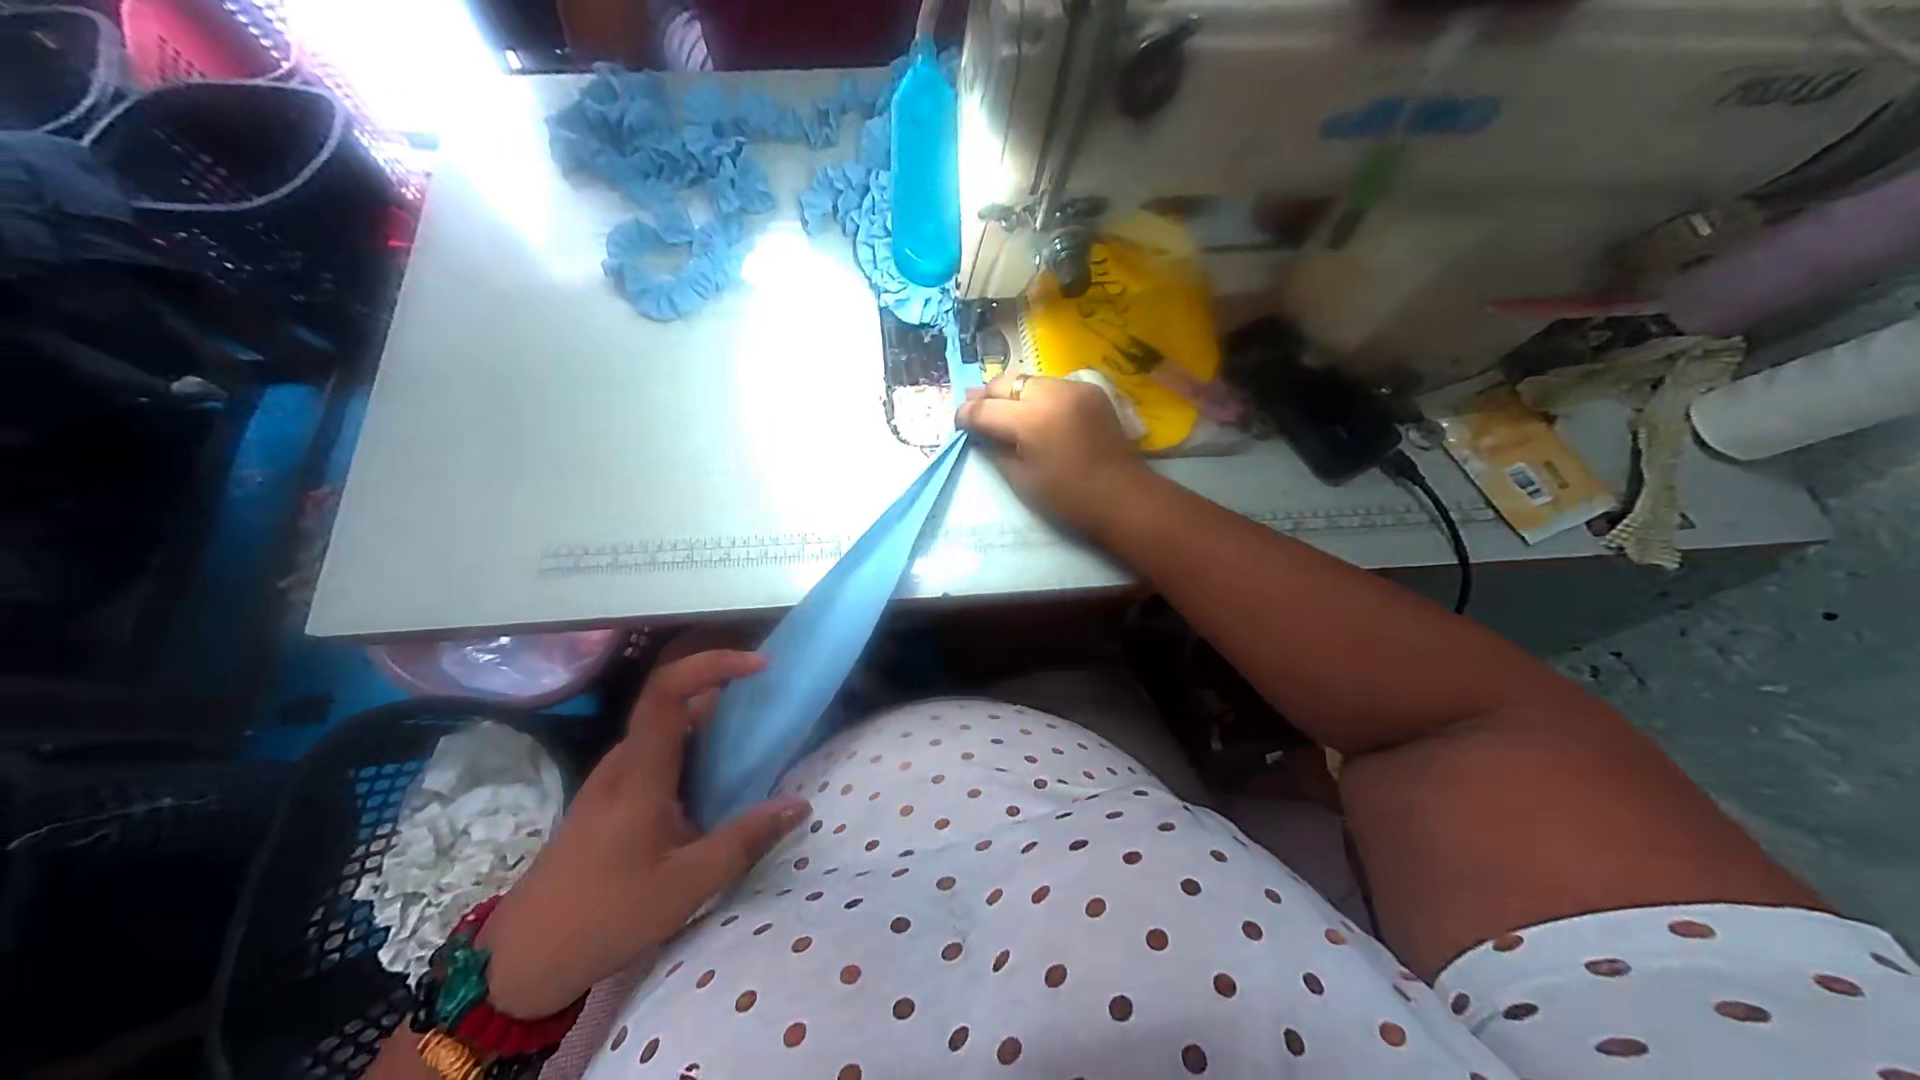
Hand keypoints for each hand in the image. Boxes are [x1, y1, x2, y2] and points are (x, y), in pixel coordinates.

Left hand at [476, 650, 808, 1017]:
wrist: (521, 958)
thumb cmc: (605, 916)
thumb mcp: (686, 886)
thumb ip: (745, 841)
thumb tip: (798, 805)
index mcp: (639, 774)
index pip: (667, 691)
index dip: (711, 664)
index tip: (758, 666)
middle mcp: (623, 763)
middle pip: (672, 702)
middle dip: (724, 690)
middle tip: (771, 705)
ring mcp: (612, 779)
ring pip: (665, 728)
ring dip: (710, 723)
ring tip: (754, 742)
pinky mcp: (610, 798)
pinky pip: (658, 753)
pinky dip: (694, 750)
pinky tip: (715, 784)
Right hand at [956, 373, 1152, 536]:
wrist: (1123, 498)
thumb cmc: (1068, 499)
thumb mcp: (1021, 478)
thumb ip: (994, 447)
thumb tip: (977, 430)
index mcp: (1032, 419)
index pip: (985, 409)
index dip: (965, 416)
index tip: (958, 425)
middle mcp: (1052, 393)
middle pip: (1005, 383)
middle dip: (986, 396)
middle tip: (973, 410)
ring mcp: (1074, 387)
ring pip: (1028, 380)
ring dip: (1011, 393)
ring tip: (999, 408)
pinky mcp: (1090, 390)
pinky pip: (1051, 385)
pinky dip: (1036, 395)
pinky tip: (1032, 411)